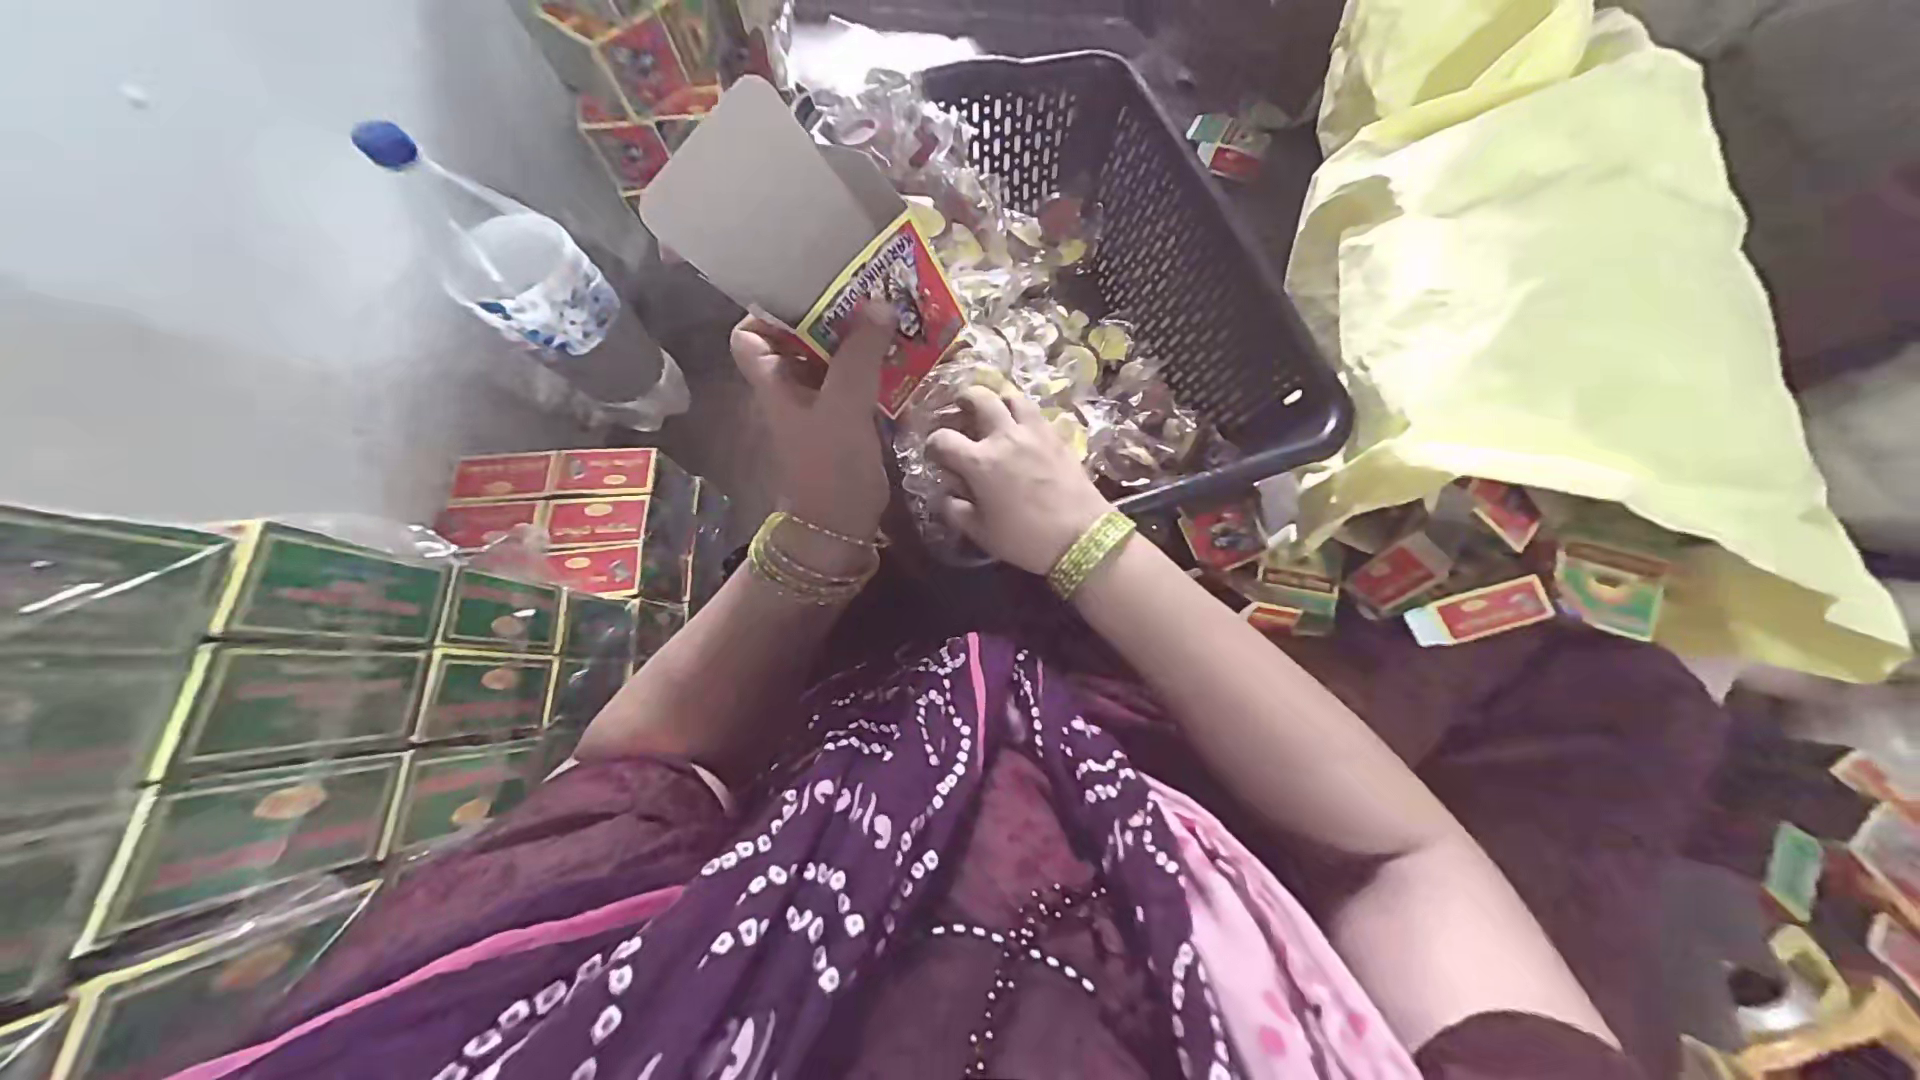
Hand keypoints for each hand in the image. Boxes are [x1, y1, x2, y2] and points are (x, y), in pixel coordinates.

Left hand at [730, 305, 894, 543]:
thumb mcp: (843, 408)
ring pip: (832, 358)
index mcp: (774, 381)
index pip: (749, 335)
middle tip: (864, 290)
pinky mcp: (846, 420)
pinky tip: (900, 354)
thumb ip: (859, 357)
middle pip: (799, 339)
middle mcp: (792, 388)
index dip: (766, 312)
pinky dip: (874, 365)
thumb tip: (880, 305)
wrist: (842, 525)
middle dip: (829, 315)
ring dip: (857, 339)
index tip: (804, 291)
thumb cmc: (830, 467)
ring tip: (889, 314)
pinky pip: (856, 381)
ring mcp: (820, 404)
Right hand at [924, 388, 1115, 574]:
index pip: (943, 439)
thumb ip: (956, 511)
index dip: (933, 444)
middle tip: (960, 407)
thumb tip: (947, 495)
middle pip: (979, 398)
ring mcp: (1035, 432)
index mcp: (980, 462)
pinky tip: (1023, 429)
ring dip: (998, 399)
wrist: (1082, 537)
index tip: (935, 454)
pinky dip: (1023, 414)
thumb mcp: (981, 533)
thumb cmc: (1025, 539)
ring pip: (1012, 397)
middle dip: (963, 399)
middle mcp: (1005, 437)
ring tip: (994, 411)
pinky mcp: (1058, 436)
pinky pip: (1037, 413)